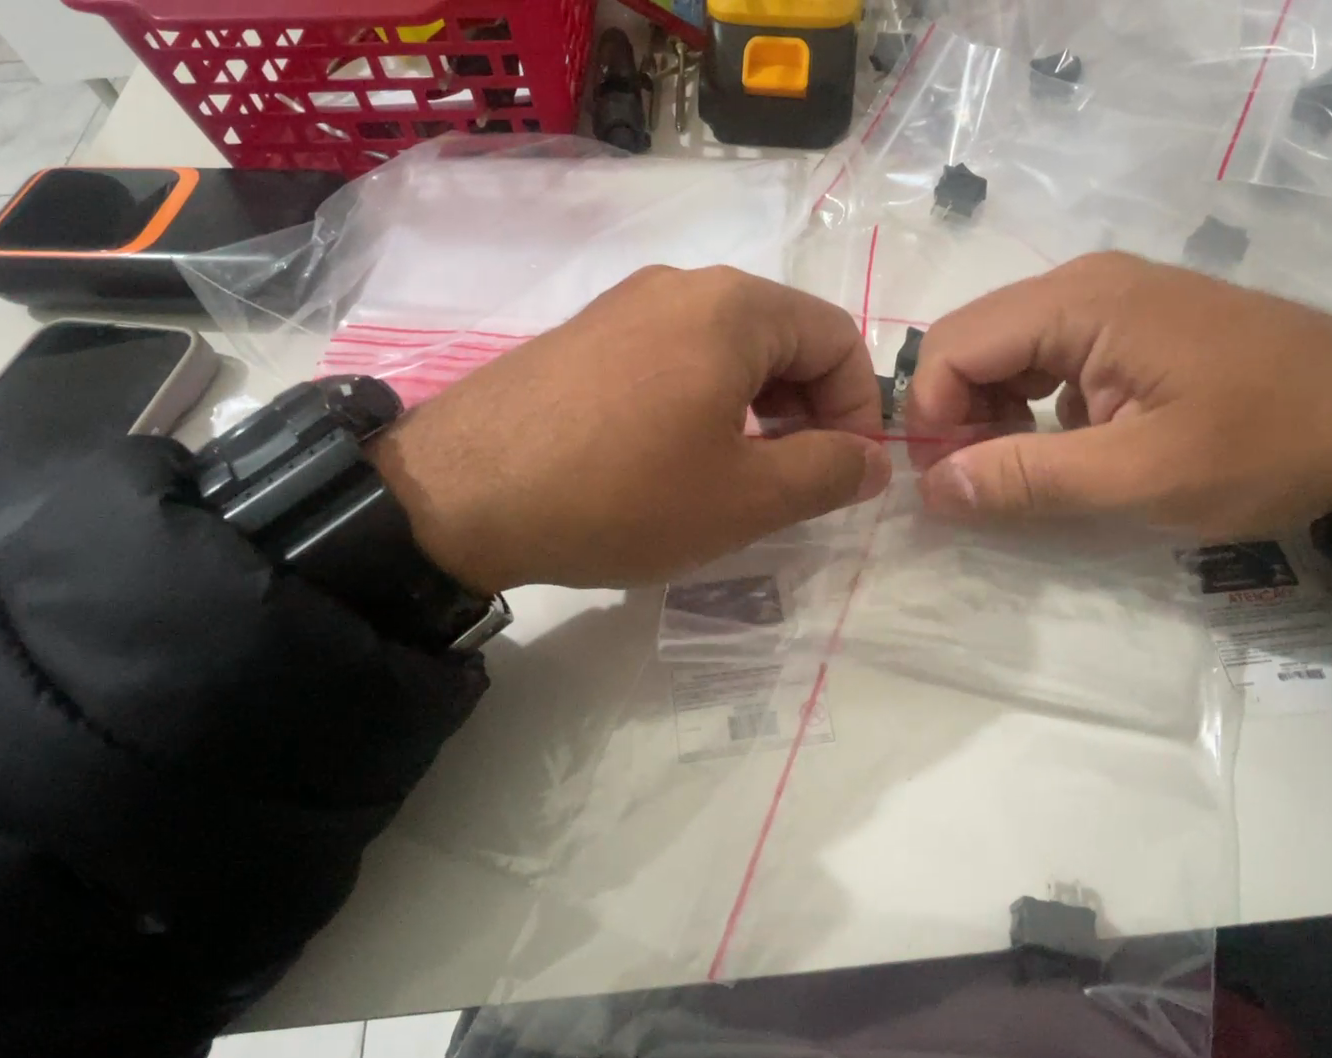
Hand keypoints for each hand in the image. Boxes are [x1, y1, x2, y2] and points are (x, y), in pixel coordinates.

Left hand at [370, 266, 890, 592]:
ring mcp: (624, 305)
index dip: (859, 410)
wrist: (459, 494)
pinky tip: (673, 460)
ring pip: (726, 351)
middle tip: (794, 482)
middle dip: (807, 411)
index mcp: (735, 307)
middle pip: (783, 338)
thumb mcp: (744, 498)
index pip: (838, 339)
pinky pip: (672, 358)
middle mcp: (682, 285)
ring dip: (756, 411)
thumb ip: (827, 474)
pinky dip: (701, 404)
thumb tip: (872, 460)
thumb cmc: (622, 495)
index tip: (845, 475)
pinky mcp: (584, 336)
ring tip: (736, 477)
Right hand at [906, 253, 1331, 538]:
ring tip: (1021, 470)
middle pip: (971, 344)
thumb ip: (1026, 479)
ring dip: (989, 414)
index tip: (949, 485)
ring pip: (1003, 353)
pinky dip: (1028, 407)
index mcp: (1080, 302)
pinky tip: (1064, 446)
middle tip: (981, 485)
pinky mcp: (1130, 325)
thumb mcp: (1141, 476)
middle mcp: (1083, 284)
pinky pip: (1044, 360)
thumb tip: (929, 490)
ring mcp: (1109, 300)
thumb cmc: (1270, 444)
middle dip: (956, 417)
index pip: (953, 347)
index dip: (930, 418)